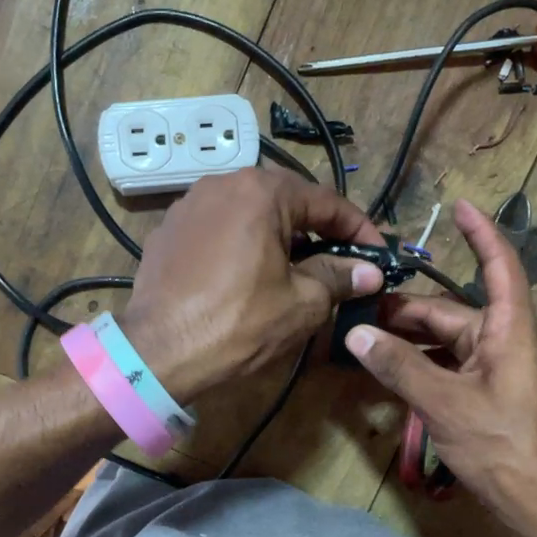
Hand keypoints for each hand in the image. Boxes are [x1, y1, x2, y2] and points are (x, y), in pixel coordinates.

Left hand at [122, 168, 385, 399]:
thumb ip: (338, 277)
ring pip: (249, 214)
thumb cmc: (238, 323)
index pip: (326, 202)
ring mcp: (188, 206)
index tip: (378, 254)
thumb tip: (369, 271)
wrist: (158, 352)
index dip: (359, 229)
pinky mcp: (167, 232)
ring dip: (278, 238)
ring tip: (296, 271)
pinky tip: (248, 277)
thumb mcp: (301, 303)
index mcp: (261, 191)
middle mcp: (222, 184)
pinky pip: (218, 230)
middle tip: (340, 263)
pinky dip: (241, 247)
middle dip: (317, 232)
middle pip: (285, 202)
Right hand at [345, 199, 536, 536]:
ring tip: (362, 340)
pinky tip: (388, 373)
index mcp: (508, 330)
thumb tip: (356, 334)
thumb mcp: (445, 404)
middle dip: (408, 308)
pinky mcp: (487, 399)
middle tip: (357, 308)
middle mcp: (503, 343)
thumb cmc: (504, 447)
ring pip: (446, 343)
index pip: (499, 266)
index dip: (481, 233)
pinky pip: (448, 369)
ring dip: (408, 341)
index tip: (458, 206)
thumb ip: (400, 367)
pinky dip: (419, 367)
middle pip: (453, 310)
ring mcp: (495, 373)